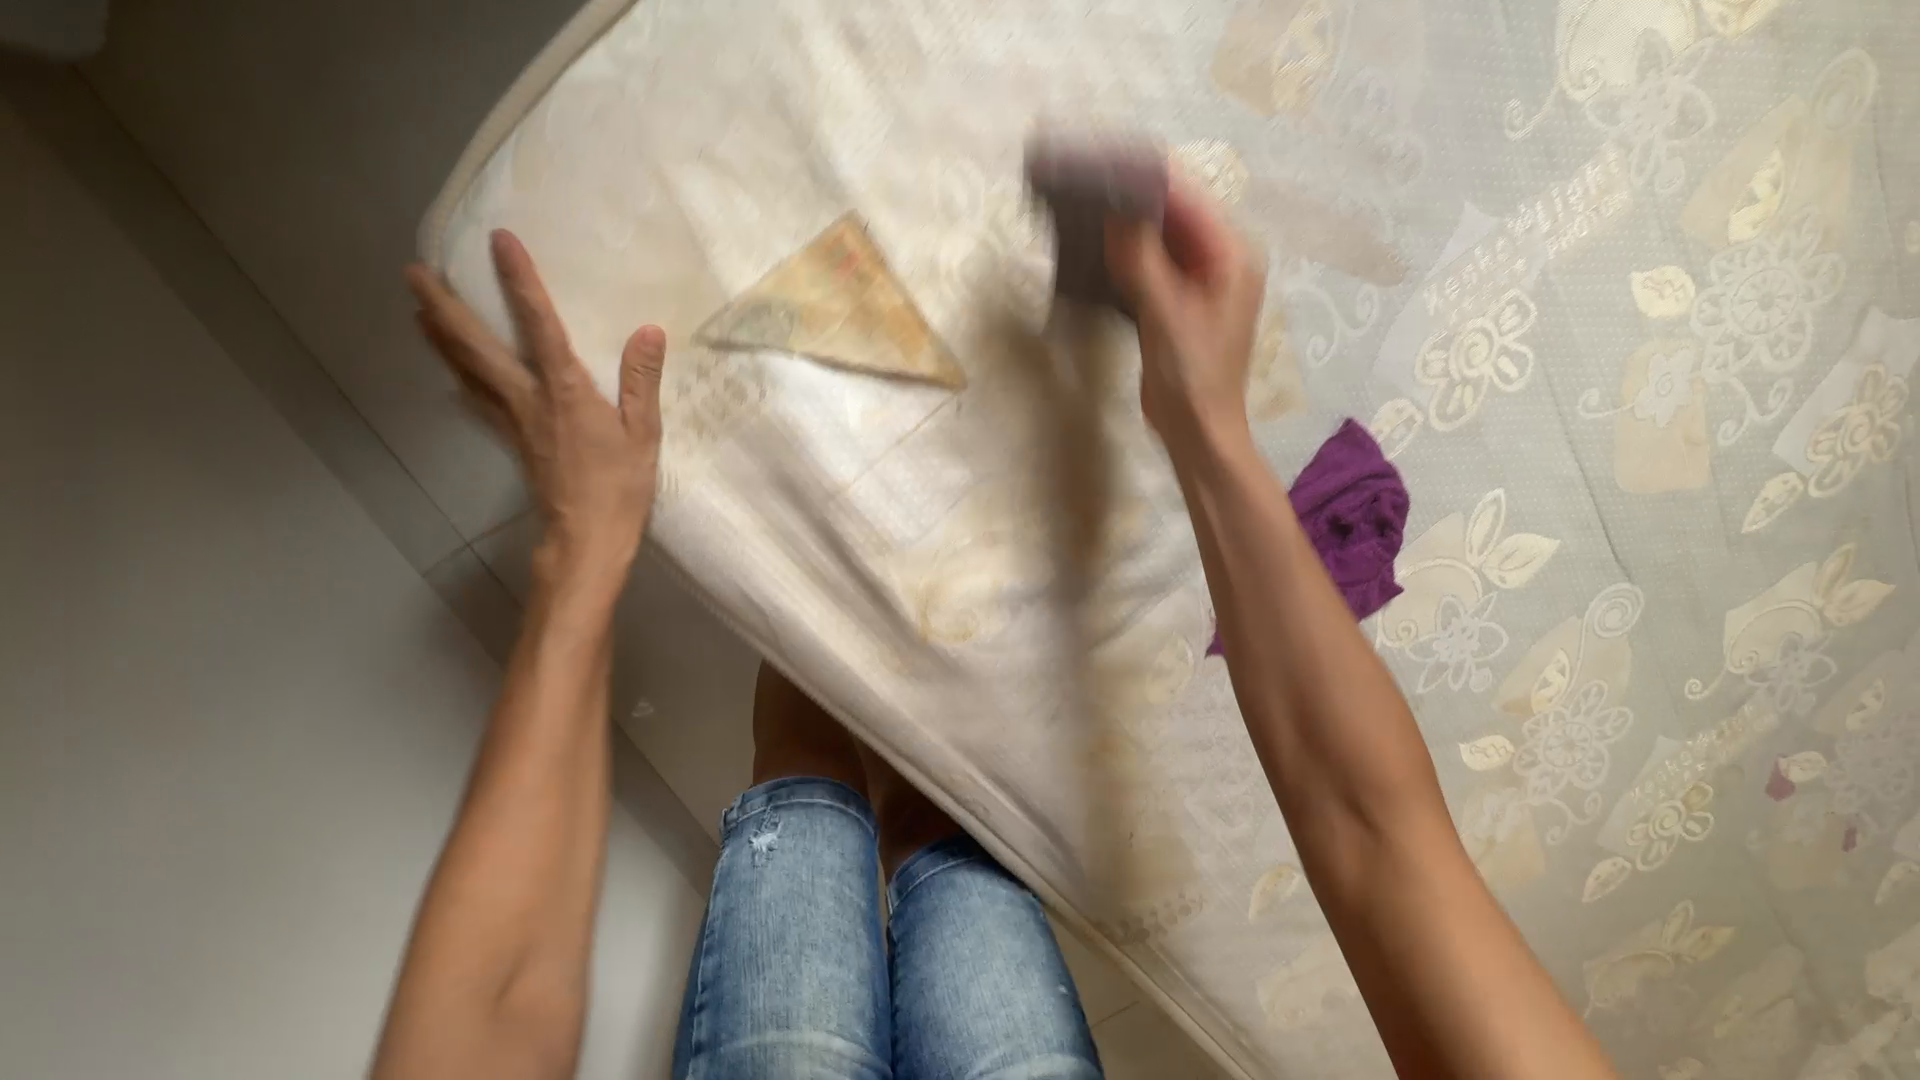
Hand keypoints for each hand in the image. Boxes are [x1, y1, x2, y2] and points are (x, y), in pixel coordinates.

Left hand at [406, 230, 668, 585]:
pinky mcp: (511, 441)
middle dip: (444, 306)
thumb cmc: (620, 487)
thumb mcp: (644, 433)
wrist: (587, 538)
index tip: (501, 241)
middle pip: (475, 345)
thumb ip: (642, 380)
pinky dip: (459, 380)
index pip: (539, 324)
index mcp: (565, 391)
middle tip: (415, 271)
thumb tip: (649, 331)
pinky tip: (450, 375)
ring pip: (466, 370)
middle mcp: (527, 398)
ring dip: (440, 337)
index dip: (520, 281)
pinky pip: (477, 402)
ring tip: (417, 308)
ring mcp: (512, 421)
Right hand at [1105, 181, 1266, 456]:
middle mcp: (1219, 259)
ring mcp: (1198, 281)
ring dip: (1125, 226)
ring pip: (1159, 238)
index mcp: (1231, 255)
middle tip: (1082, 182)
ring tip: (1080, 207)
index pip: (1186, 197)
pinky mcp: (1176, 302)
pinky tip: (1095, 249)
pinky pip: (1151, 264)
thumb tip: (1114, 212)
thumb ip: (1142, 260)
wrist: (1198, 432)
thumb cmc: (1192, 376)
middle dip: (1131, 198)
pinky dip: (1126, 256)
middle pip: (1173, 213)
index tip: (1101, 159)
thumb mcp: (1166, 314)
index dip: (1145, 176)